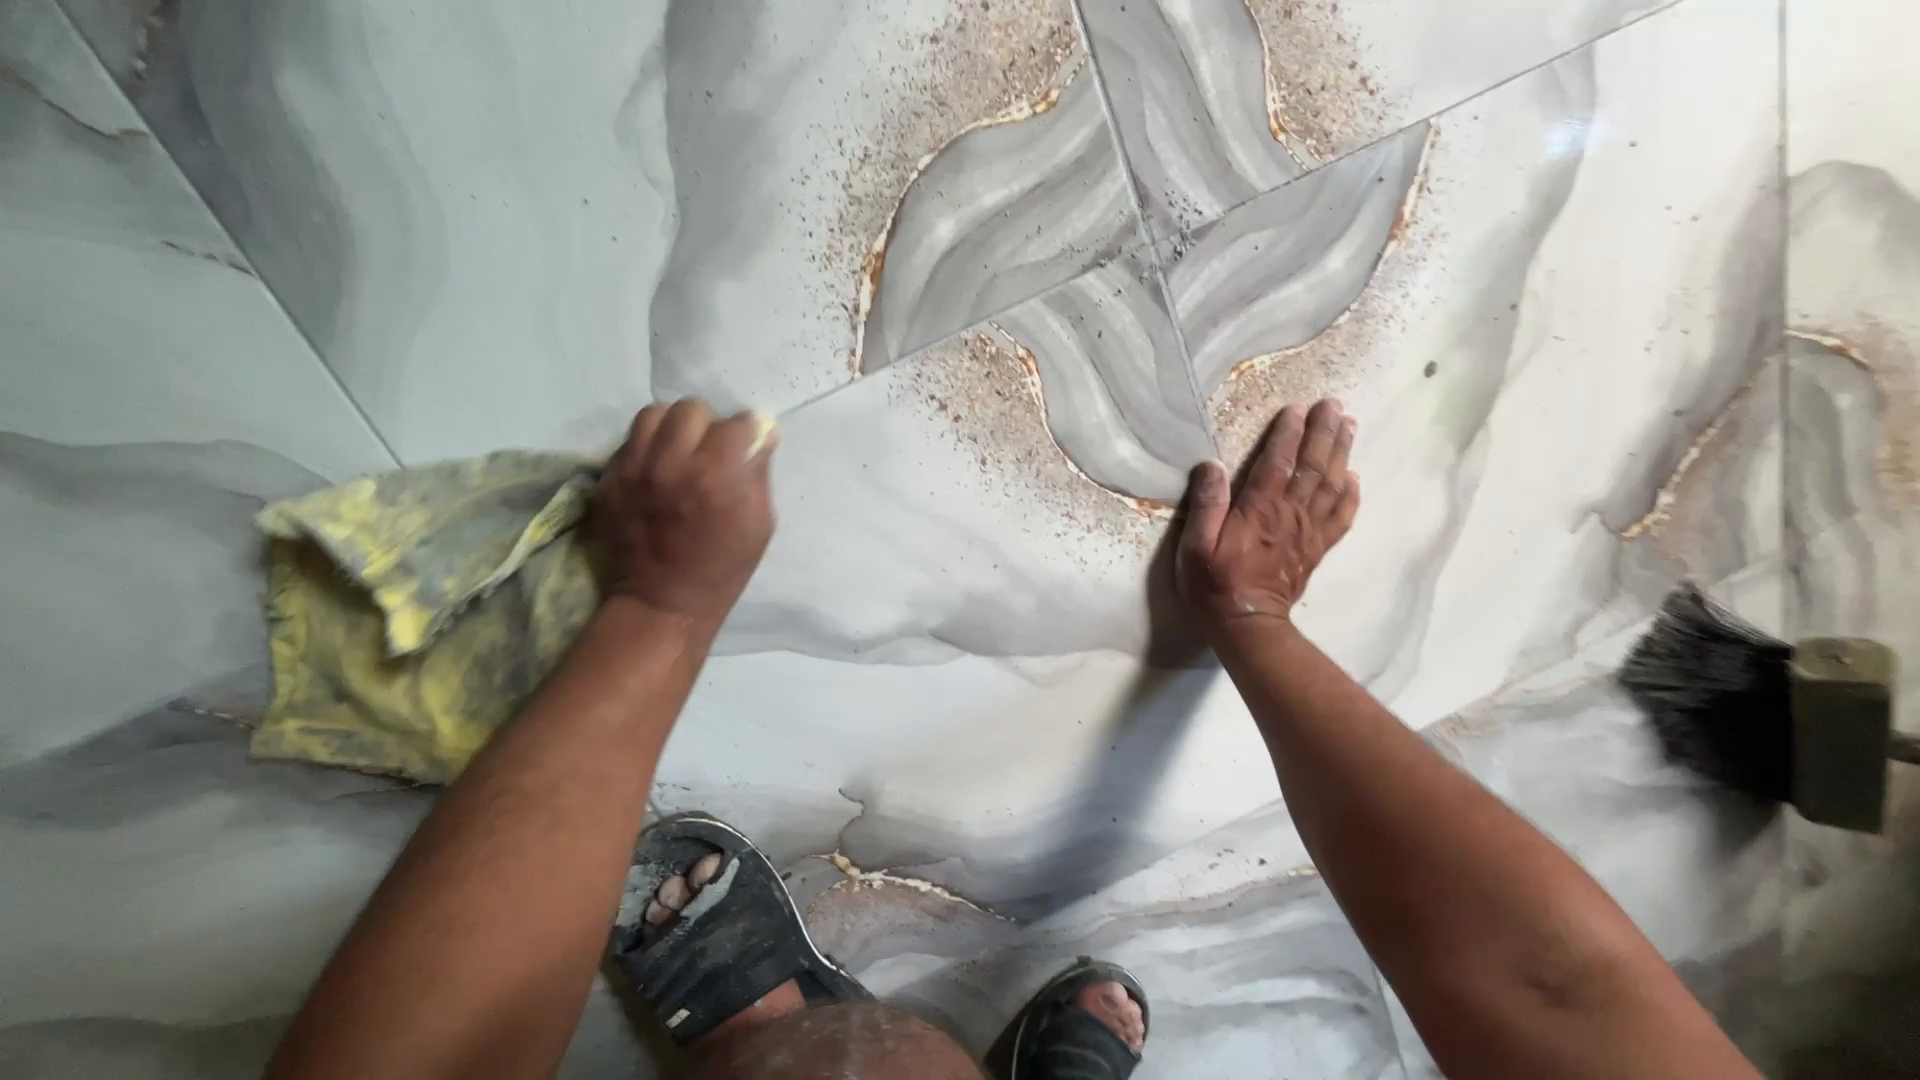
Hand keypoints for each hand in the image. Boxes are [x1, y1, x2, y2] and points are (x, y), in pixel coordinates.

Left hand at [592, 400, 776, 630]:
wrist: (663, 601)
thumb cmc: (724, 566)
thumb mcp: (760, 523)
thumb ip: (759, 473)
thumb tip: (762, 433)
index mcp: (715, 477)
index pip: (737, 424)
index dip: (748, 432)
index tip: (747, 445)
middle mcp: (670, 465)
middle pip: (691, 409)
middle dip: (709, 425)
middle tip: (712, 449)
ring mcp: (633, 470)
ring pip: (654, 415)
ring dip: (673, 427)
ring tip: (681, 450)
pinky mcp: (609, 480)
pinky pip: (630, 441)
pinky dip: (649, 448)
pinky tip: (659, 471)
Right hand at [1177, 398, 1359, 635]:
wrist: (1246, 624)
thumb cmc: (1214, 584)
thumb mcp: (1195, 546)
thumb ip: (1206, 505)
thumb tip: (1212, 466)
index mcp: (1260, 510)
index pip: (1278, 462)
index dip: (1288, 433)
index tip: (1296, 408)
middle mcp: (1290, 515)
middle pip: (1313, 466)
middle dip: (1324, 432)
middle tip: (1334, 404)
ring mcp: (1308, 532)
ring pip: (1331, 485)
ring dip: (1342, 453)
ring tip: (1349, 426)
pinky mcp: (1316, 548)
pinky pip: (1341, 517)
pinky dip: (1351, 495)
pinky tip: (1354, 477)